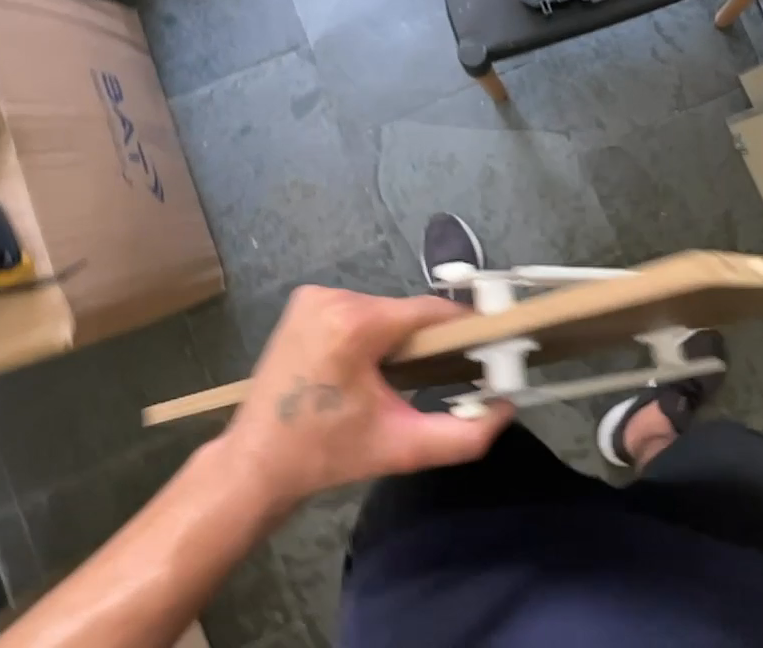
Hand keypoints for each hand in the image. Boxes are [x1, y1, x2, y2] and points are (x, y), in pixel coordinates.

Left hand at [220, 286, 512, 511]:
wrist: (255, 466)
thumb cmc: (326, 456)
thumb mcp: (402, 448)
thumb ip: (464, 435)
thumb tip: (507, 408)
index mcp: (355, 324)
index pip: (430, 312)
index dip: (465, 327)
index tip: (489, 347)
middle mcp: (333, 298)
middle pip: (407, 312)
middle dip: (428, 342)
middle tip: (444, 374)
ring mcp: (315, 297)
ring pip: (386, 310)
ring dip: (400, 338)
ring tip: (404, 375)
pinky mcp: (305, 303)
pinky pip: (361, 310)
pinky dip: (374, 333)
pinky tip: (370, 365)